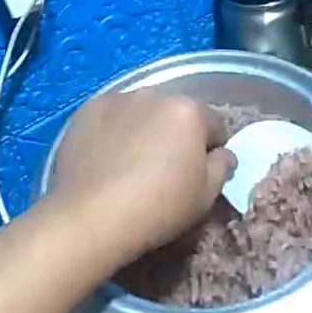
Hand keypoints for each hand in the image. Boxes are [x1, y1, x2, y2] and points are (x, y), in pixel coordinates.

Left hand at [46, 91, 235, 263]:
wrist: (89, 218)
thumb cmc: (157, 208)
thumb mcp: (205, 197)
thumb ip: (222, 167)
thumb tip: (223, 153)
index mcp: (190, 110)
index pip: (214, 125)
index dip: (209, 150)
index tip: (197, 174)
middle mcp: (157, 94)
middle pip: (177, 113)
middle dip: (176, 134)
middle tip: (163, 170)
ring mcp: (120, 98)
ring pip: (143, 112)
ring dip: (145, 128)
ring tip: (130, 164)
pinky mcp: (89, 109)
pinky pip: (112, 116)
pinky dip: (113, 130)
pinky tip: (105, 159)